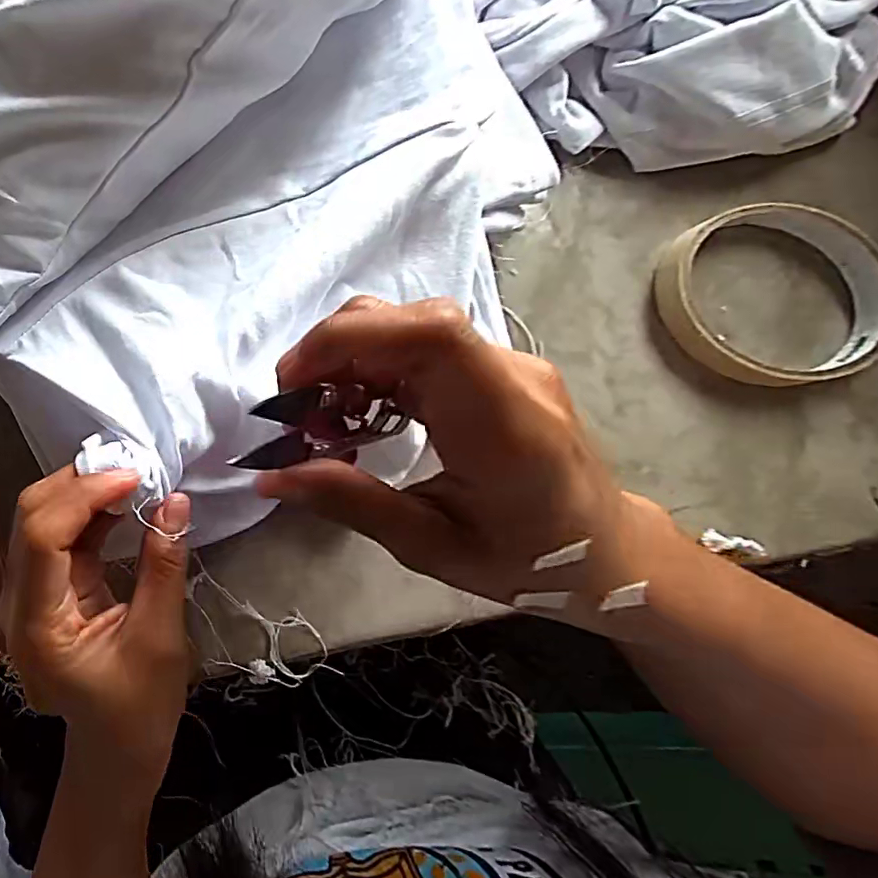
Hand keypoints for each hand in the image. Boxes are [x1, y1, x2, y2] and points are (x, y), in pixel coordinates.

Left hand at [0, 466, 191, 785]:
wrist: (115, 753)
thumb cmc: (137, 709)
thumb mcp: (159, 639)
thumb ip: (162, 566)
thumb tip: (175, 501)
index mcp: (37, 624)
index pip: (41, 537)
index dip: (84, 496)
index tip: (134, 478)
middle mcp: (18, 604)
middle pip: (30, 517)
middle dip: (79, 483)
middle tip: (132, 469)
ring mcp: (28, 596)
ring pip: (40, 519)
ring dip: (83, 491)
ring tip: (131, 478)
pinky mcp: (47, 591)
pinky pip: (60, 535)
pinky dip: (89, 511)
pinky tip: (121, 501)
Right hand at [255, 296, 640, 605]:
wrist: (607, 550)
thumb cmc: (526, 559)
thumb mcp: (429, 544)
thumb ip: (351, 502)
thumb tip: (271, 478)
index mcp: (502, 420)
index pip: (429, 334)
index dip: (349, 338)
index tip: (293, 382)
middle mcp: (509, 373)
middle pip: (411, 318)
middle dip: (336, 350)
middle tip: (295, 407)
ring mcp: (507, 363)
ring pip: (413, 325)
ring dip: (352, 358)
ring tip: (322, 415)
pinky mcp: (496, 368)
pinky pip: (426, 347)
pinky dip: (378, 368)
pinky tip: (360, 410)